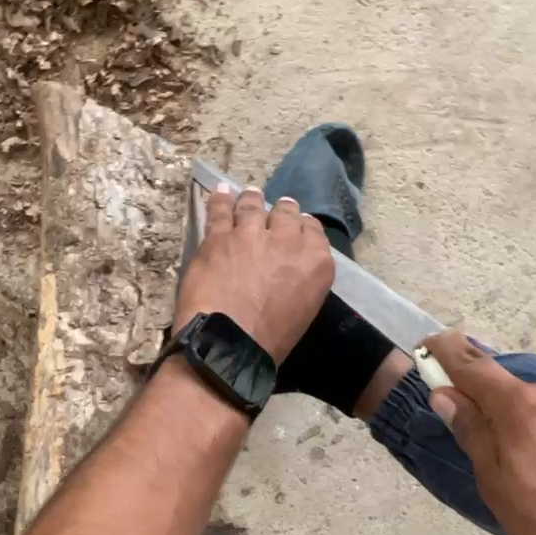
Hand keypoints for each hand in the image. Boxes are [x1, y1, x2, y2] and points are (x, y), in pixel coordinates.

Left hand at [174, 185, 333, 362]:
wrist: (230, 343)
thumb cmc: (269, 340)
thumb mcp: (303, 310)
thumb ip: (302, 281)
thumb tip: (289, 273)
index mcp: (316, 264)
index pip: (313, 231)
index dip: (302, 226)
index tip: (296, 226)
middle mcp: (288, 241)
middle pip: (285, 214)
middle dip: (281, 211)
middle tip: (276, 210)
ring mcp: (251, 235)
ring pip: (253, 207)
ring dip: (252, 200)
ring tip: (251, 194)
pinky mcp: (219, 237)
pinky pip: (220, 211)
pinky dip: (220, 199)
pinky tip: (221, 191)